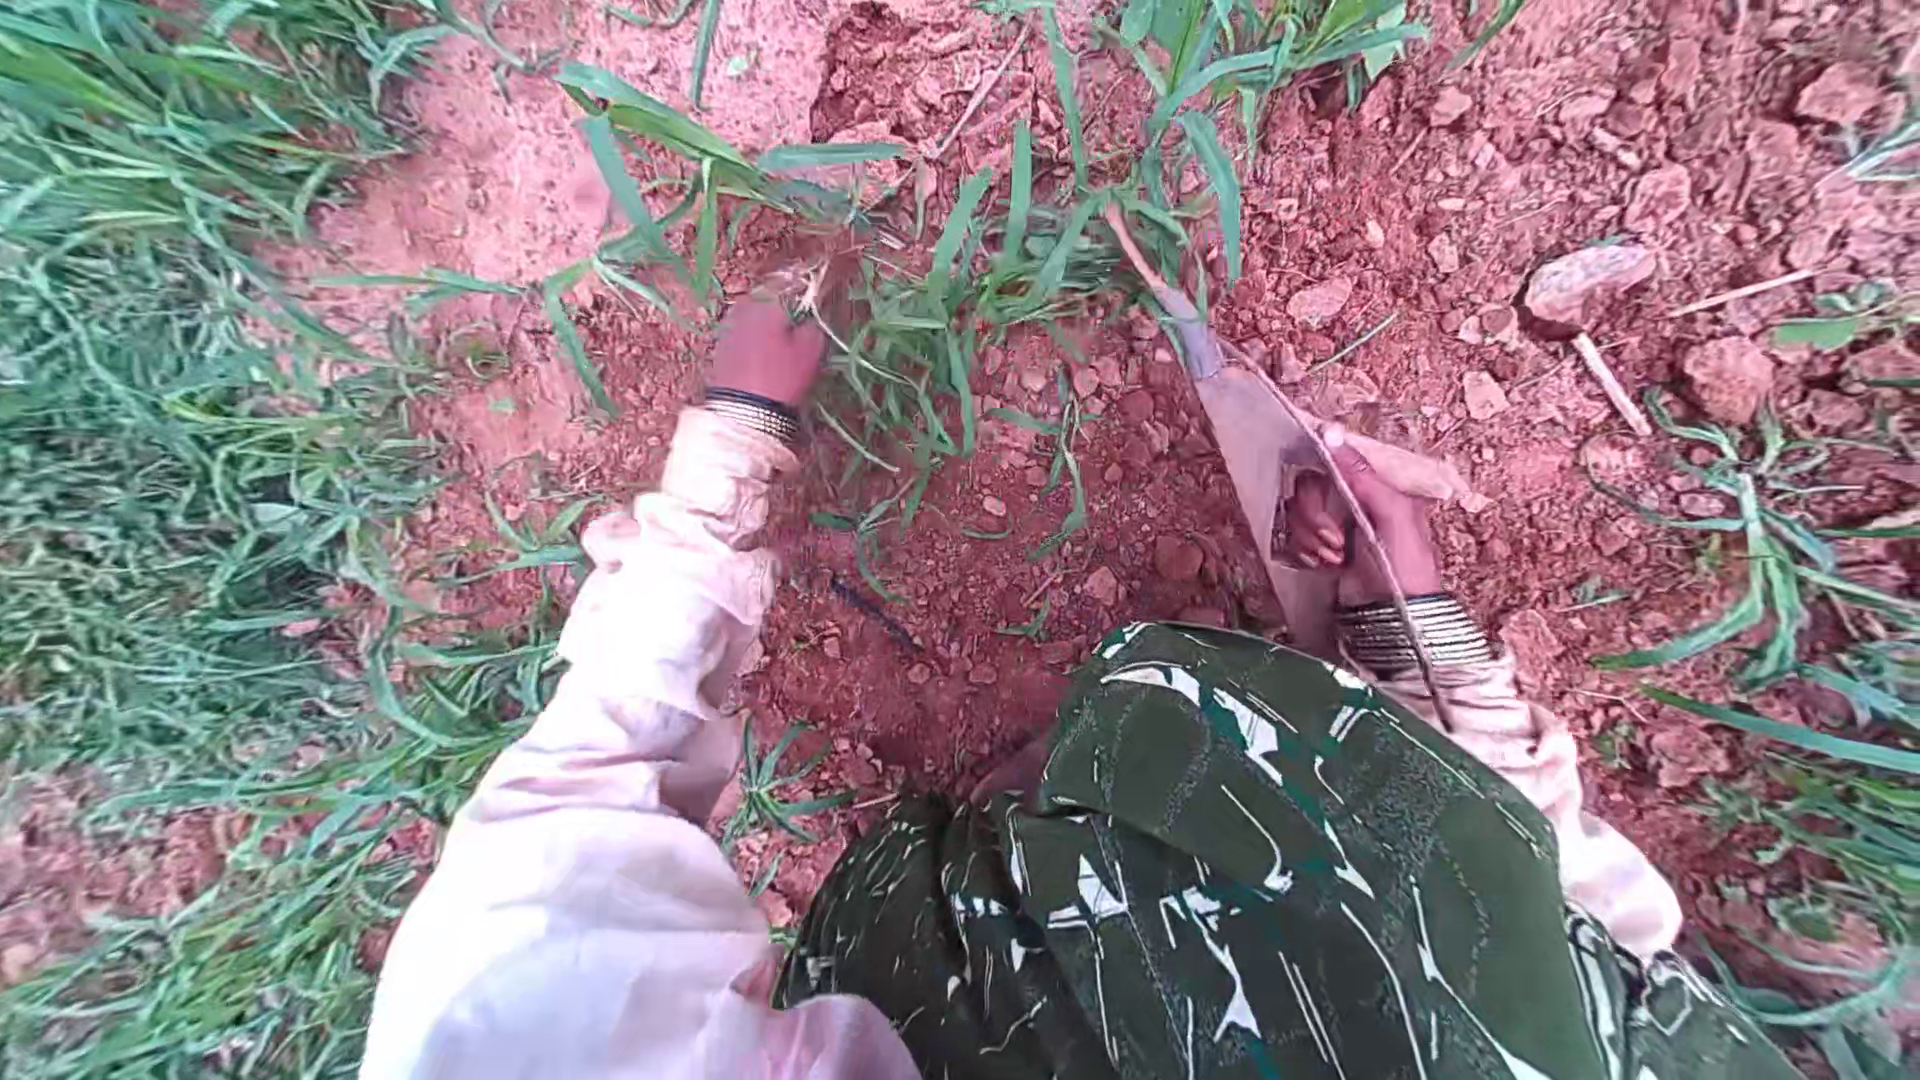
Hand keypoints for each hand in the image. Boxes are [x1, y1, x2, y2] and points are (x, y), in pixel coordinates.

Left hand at [708, 300, 826, 407]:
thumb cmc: (781, 378)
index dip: (803, 314)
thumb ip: (813, 330)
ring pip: (753, 326)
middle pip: (768, 310)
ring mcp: (727, 329)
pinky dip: (751, 350)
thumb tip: (809, 324)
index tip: (809, 330)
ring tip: (777, 360)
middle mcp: (742, 310)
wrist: (744, 411)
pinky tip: (761, 368)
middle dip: (780, 323)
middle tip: (794, 346)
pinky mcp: (718, 350)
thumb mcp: (810, 353)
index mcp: (767, 304)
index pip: (791, 298)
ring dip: (765, 337)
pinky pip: (741, 342)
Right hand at [1280, 429, 1442, 605]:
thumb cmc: (1404, 564)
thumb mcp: (1394, 515)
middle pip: (1305, 488)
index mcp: (1373, 485)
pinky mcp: (1316, 544)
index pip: (1329, 462)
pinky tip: (1325, 563)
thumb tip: (1332, 436)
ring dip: (1310, 537)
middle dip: (1314, 517)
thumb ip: (1364, 476)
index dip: (1320, 479)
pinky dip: (1304, 550)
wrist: (1392, 613)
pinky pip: (1292, 535)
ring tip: (1335, 556)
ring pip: (1295, 513)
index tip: (1323, 500)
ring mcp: (1331, 522)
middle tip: (1335, 539)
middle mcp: (1349, 499)